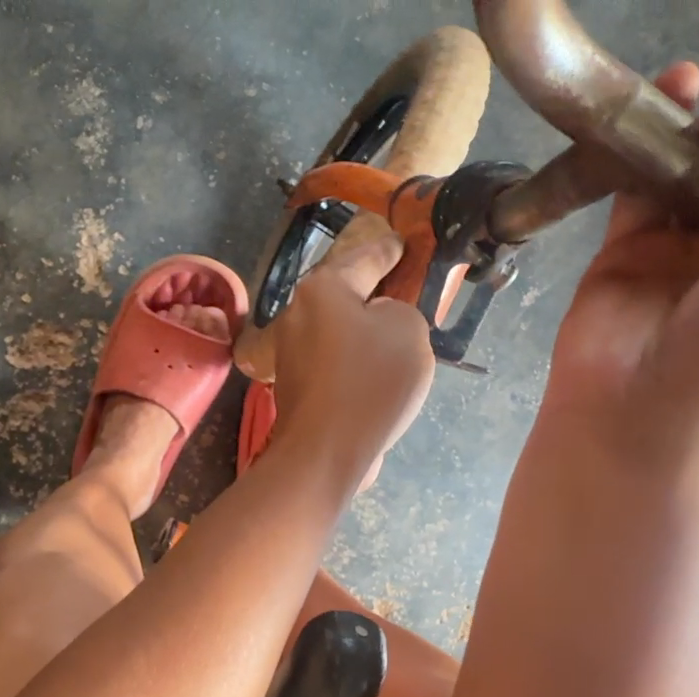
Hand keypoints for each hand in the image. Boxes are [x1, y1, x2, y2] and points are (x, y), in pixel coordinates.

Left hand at [268, 231, 436, 485]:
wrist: (324, 452)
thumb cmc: (369, 382)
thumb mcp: (409, 330)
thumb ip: (399, 311)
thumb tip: (377, 320)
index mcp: (322, 290)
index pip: (364, 258)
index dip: (388, 250)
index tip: (400, 243)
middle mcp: (296, 316)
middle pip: (343, 297)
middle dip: (371, 294)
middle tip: (402, 290)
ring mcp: (289, 355)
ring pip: (336, 332)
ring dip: (362, 334)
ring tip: (394, 339)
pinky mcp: (294, 389)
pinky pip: (332, 363)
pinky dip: (353, 363)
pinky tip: (373, 375)